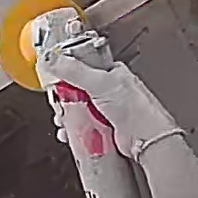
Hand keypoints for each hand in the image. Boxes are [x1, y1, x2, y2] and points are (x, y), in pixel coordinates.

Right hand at [37, 53, 185, 162]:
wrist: (146, 138)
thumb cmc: (135, 108)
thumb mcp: (99, 82)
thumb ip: (73, 70)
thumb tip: (51, 58)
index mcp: (112, 72)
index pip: (83, 66)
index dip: (66, 71)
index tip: (53, 77)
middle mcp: (109, 90)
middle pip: (77, 90)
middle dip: (64, 98)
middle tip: (57, 102)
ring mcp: (106, 110)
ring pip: (78, 110)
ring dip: (67, 116)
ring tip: (62, 120)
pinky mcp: (103, 128)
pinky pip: (83, 127)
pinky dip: (73, 131)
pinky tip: (69, 133)